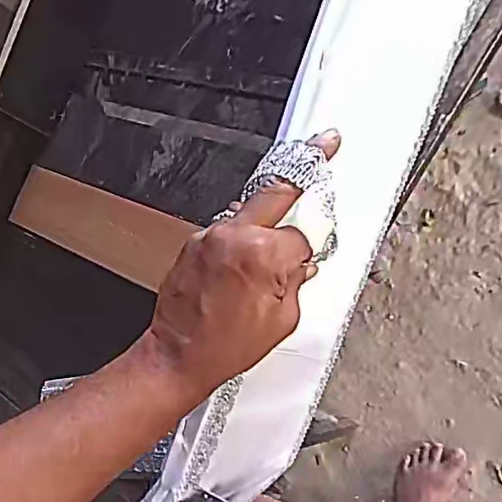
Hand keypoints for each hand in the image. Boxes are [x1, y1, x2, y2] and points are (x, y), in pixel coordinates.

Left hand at [140, 131, 339, 397]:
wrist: (177, 357)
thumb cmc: (223, 347)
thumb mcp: (281, 320)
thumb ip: (296, 283)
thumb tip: (301, 267)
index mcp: (262, 254)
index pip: (301, 235)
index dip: (307, 252)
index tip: (309, 256)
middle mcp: (231, 237)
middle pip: (276, 191)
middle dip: (305, 165)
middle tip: (324, 145)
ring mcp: (207, 239)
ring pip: (246, 212)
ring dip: (263, 216)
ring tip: (276, 222)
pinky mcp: (191, 247)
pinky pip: (223, 231)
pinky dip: (237, 237)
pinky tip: (240, 260)